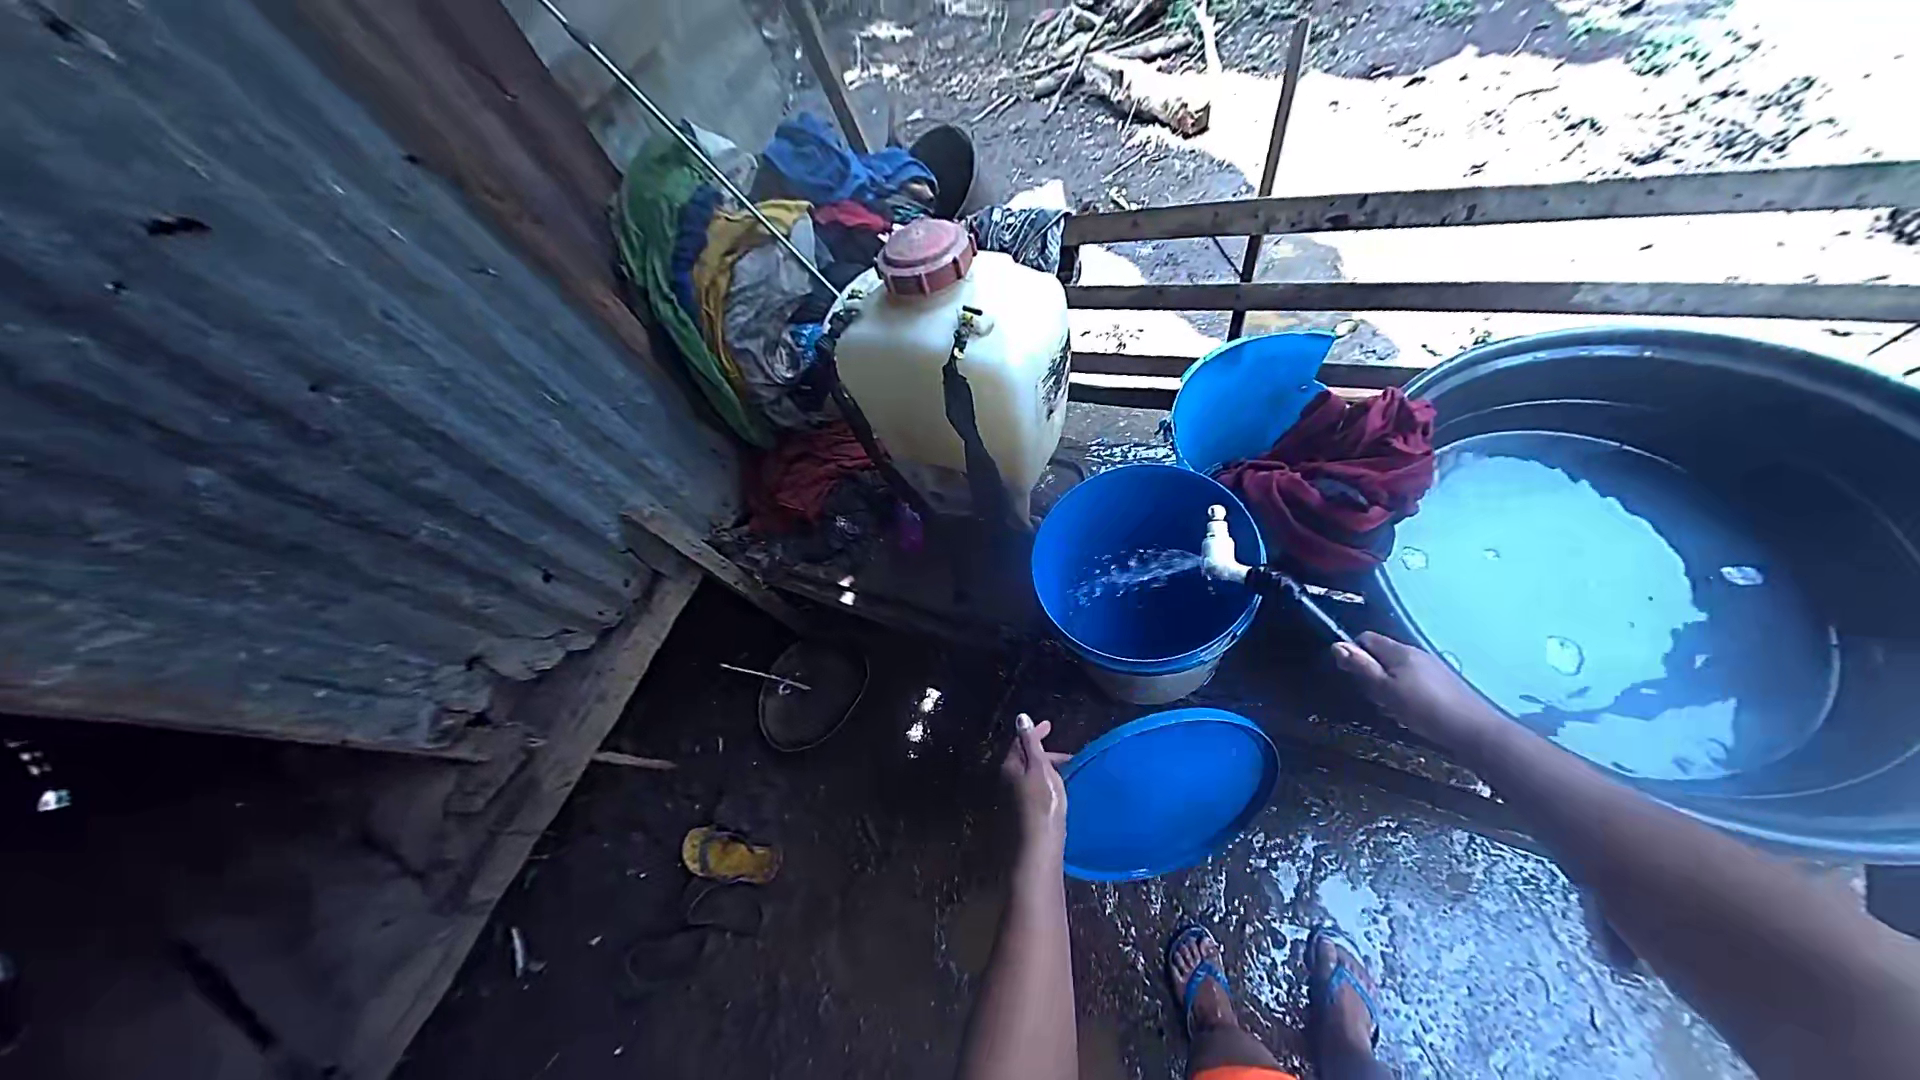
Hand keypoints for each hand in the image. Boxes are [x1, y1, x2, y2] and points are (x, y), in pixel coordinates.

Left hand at [1001, 713, 1070, 855]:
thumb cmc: (1041, 803)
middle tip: (1067, 754)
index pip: (1021, 742)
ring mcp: (1016, 796)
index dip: (1035, 732)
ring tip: (1068, 771)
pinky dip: (1048, 782)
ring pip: (1032, 774)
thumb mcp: (1039, 767)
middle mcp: (1009, 779)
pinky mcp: (1025, 811)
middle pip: (1026, 758)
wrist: (1039, 845)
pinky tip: (1061, 790)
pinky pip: (1037, 788)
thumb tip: (1021, 717)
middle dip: (1045, 752)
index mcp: (1011, 766)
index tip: (1048, 725)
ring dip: (1048, 768)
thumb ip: (1031, 742)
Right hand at [1330, 631, 1509, 748]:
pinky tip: (1413, 709)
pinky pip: (1414, 677)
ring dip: (1389, 682)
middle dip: (1372, 671)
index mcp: (1399, 651)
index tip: (1356, 676)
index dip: (1355, 653)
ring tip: (1394, 705)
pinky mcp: (1444, 681)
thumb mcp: (1384, 690)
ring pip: (1398, 667)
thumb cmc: (1423, 709)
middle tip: (1376, 695)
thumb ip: (1361, 666)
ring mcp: (1432, 666)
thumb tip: (1336, 645)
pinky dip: (1406, 689)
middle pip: (1382, 652)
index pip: (1366, 638)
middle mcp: (1416, 652)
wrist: (1475, 730)